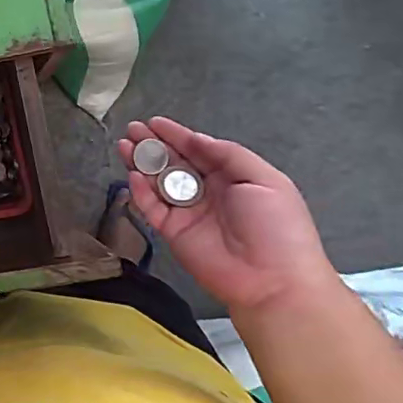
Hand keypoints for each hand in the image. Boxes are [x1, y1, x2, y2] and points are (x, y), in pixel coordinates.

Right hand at [118, 117, 336, 312]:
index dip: (177, 135)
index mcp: (232, 177)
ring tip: (124, 145)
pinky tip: (134, 175)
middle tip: (132, 129)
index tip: (155, 122)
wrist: (272, 280)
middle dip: (153, 145)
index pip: (199, 150)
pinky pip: (153, 209)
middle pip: (175, 163)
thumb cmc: (277, 227)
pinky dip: (141, 192)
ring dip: (142, 163)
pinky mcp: (174, 233)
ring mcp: (189, 212)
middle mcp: (208, 191)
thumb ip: (229, 155)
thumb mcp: (265, 179)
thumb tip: (198, 139)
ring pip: (159, 183)